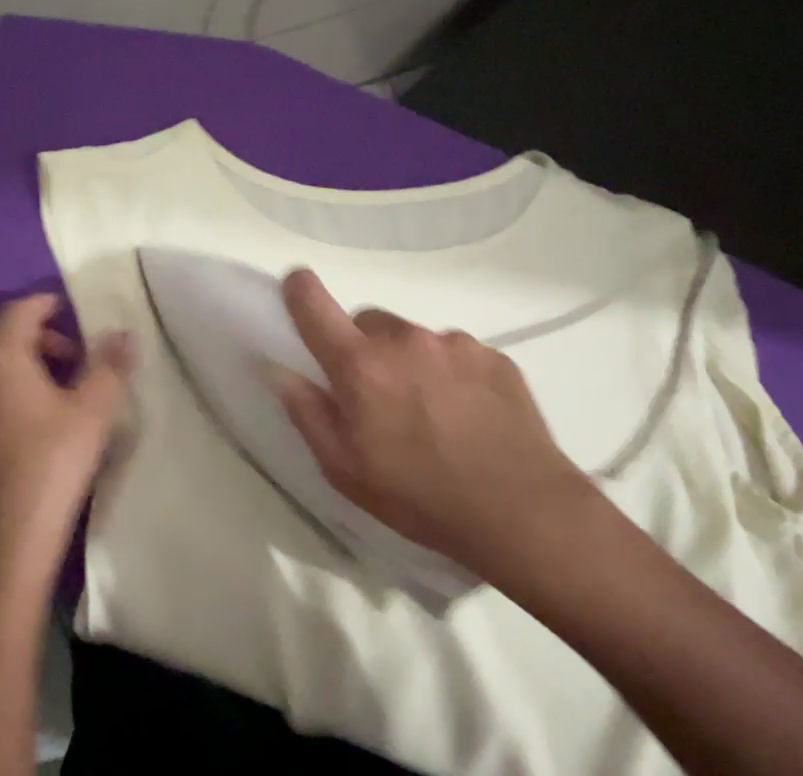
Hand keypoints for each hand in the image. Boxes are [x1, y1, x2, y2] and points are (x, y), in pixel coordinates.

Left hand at [0, 294, 133, 587]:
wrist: (3, 543)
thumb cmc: (51, 466)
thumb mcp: (92, 413)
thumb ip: (109, 365)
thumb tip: (123, 332)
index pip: (22, 310)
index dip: (51, 306)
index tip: (76, 315)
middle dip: (36, 336)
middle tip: (73, 358)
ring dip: (14, 362)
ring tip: (49, 388)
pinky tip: (19, 419)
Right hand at [272, 269, 595, 575]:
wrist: (522, 510)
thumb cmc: (419, 497)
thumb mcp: (344, 470)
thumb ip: (307, 412)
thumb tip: (280, 369)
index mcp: (360, 365)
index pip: (314, 303)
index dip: (298, 291)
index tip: (296, 295)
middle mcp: (405, 340)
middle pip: (368, 321)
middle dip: (363, 349)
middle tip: (376, 397)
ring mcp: (455, 344)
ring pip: (415, 339)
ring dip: (410, 363)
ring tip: (431, 415)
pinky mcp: (495, 356)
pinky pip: (457, 353)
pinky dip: (451, 375)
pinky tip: (467, 418)